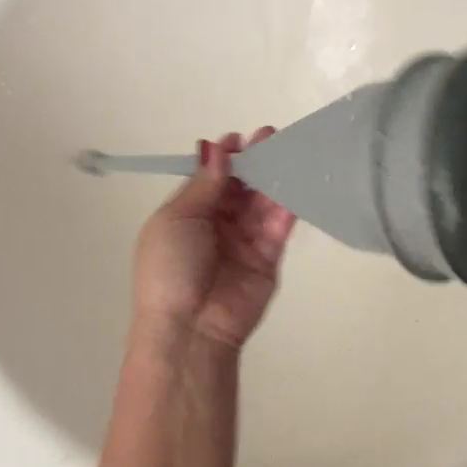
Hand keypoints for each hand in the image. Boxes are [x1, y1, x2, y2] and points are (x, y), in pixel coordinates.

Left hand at [132, 129, 297, 351]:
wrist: (189, 329)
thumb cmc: (170, 269)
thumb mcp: (176, 219)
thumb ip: (203, 184)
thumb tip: (215, 147)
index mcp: (186, 215)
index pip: (210, 179)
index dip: (224, 159)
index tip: (237, 139)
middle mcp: (216, 225)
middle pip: (239, 187)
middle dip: (252, 162)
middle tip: (268, 137)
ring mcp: (244, 241)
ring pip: (262, 201)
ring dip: (273, 176)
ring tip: (286, 150)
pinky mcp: (269, 257)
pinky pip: (279, 224)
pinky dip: (288, 202)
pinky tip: (296, 178)